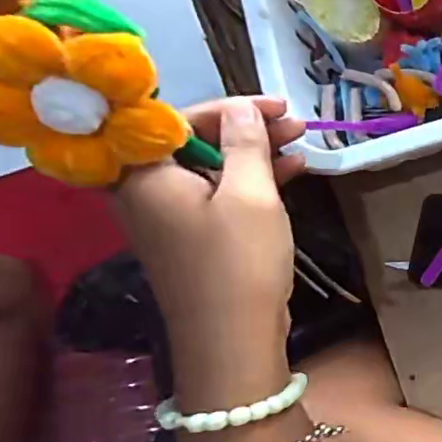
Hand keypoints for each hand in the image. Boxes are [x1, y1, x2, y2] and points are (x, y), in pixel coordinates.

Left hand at [110, 97, 305, 402]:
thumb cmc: (238, 260)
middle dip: (244, 127)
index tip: (274, 105)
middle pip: (190, 140)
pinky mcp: (192, 235)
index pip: (174, 118)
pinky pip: (217, 192)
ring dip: (254, 151)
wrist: (231, 335)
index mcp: (143, 174)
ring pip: (209, 166)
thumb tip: (242, 108)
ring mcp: (167, 214)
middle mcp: (144, 189)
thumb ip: (245, 145)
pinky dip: (251, 179)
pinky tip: (292, 170)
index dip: (227, 106)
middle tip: (292, 120)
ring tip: (299, 139)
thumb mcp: (251, 195)